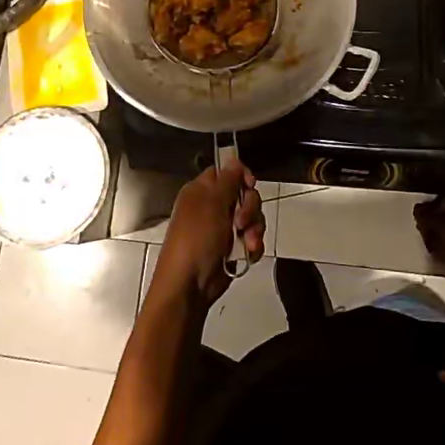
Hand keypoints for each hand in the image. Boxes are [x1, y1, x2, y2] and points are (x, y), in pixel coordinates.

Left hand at [147, 161, 263, 307]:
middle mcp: (213, 207)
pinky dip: (253, 245)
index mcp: (201, 191)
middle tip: (241, 222)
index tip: (249, 185)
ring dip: (254, 229)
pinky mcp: (233, 247)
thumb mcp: (211, 203)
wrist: (190, 284)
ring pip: (253, 217)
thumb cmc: (196, 239)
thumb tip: (233, 160)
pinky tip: (248, 253)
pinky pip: (253, 238)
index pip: (227, 172)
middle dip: (250, 208)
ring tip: (247, 243)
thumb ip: (227, 180)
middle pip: (245, 194)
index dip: (241, 176)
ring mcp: (223, 228)